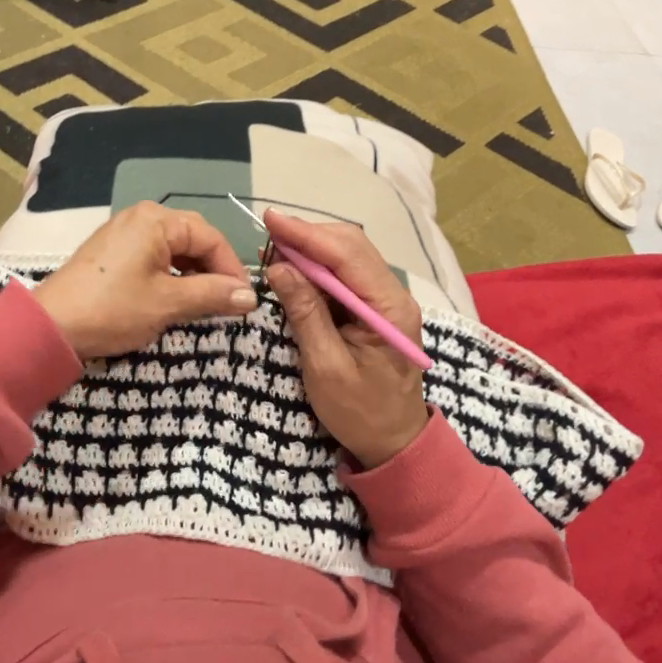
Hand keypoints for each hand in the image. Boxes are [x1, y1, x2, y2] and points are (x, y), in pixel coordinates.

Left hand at [33, 202, 257, 358]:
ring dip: (193, 273)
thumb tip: (251, 297)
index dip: (231, 268)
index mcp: (156, 220)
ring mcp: (123, 232)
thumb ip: (212, 295)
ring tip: (206, 302)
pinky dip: (171, 274)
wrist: (51, 325)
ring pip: (173, 247)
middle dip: (213, 268)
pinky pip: (153, 254)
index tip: (244, 300)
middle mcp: (140, 216)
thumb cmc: (114, 309)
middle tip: (228, 301)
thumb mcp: (168, 303)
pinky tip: (176, 296)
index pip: (210, 237)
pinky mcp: (112, 251)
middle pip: (192, 237)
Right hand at [264, 212, 428, 468]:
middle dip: (307, 236)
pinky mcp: (373, 306)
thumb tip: (280, 267)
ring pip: (347, 254)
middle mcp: (393, 294)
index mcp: (389, 308)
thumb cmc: (361, 412)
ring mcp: (384, 298)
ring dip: (311, 248)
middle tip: (267, 238)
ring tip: (275, 251)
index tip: (271, 219)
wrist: (394, 443)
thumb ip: (305, 313)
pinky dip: (318, 265)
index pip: (347, 255)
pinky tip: (294, 269)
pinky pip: (344, 273)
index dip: (307, 234)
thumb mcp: (325, 367)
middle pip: (350, 245)